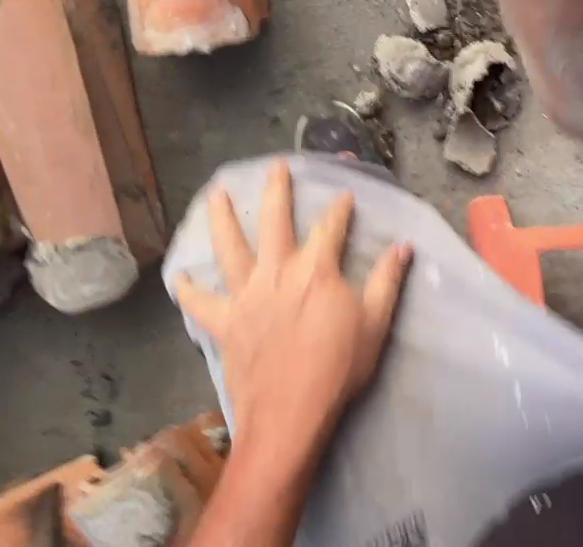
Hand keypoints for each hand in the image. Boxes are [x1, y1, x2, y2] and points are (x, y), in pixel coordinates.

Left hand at [174, 160, 411, 463]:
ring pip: (230, 249)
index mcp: (316, 270)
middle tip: (274, 167)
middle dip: (276, 191)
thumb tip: (404, 246)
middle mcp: (277, 272)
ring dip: (222, 219)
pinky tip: (178, 276)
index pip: (331, 227)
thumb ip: (387, 280)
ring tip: (215, 194)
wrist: (290, 416)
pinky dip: (187, 289)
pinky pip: (200, 303)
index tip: (345, 193)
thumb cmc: (338, 367)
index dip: (340, 208)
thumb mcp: (376, 322)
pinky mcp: (224, 323)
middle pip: (275, 221)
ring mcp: (246, 296)